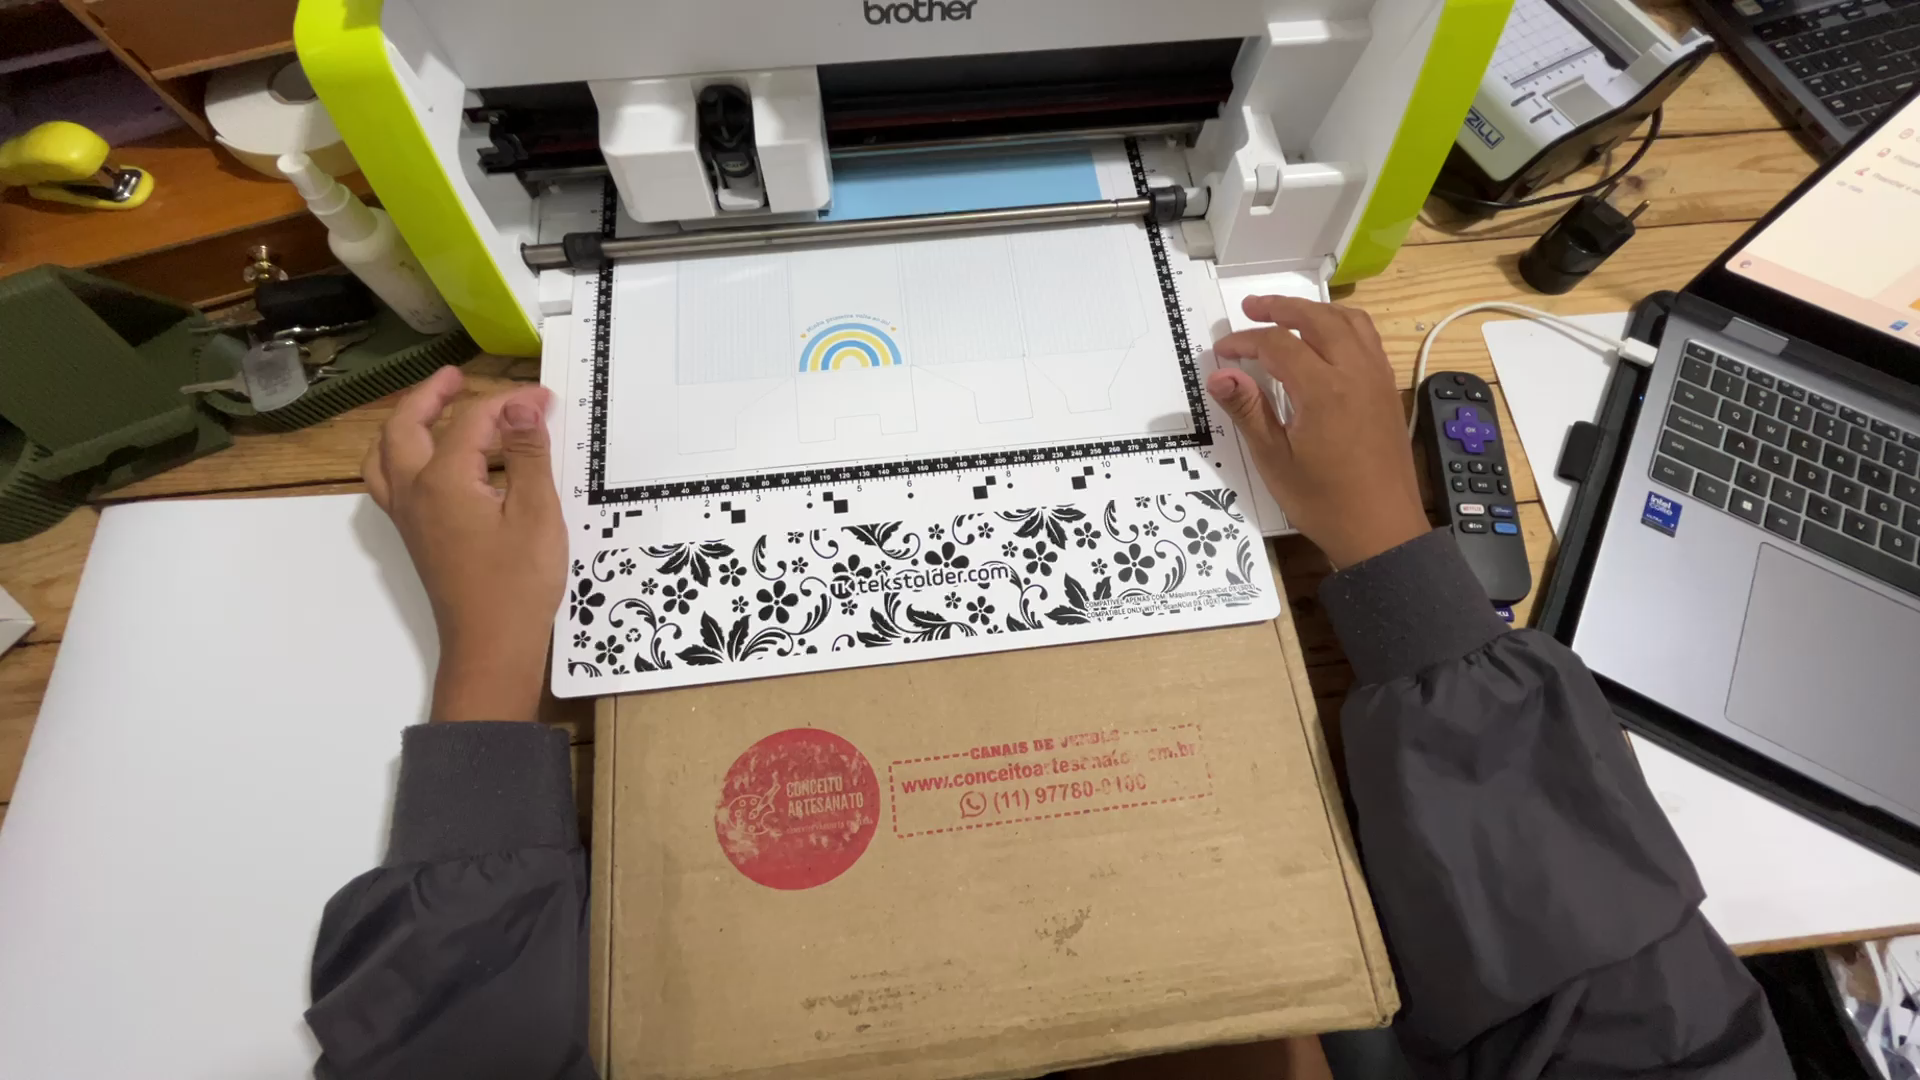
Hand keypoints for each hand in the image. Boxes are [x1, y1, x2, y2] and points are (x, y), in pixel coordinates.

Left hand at [362, 367, 566, 723]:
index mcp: (445, 480)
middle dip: (430, 396)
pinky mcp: (416, 534)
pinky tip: (430, 463)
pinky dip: (401, 455)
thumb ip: (528, 455)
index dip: (510, 403)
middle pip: (406, 428)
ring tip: (431, 410)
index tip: (546, 396)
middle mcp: (414, 491)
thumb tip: (522, 406)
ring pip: (386, 454)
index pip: (473, 422)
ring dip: (405, 423)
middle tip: (455, 377)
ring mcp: (409, 515)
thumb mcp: (537, 513)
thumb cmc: (520, 579)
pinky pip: (390, 480)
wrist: (491, 639)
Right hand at [1207, 296, 1428, 567]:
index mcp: (1323, 390)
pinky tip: (1324, 339)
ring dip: (1314, 311)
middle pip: (1317, 320)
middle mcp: (1355, 373)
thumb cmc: (1321, 500)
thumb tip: (1219, 375)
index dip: (1245, 342)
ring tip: (1286, 314)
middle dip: (1280, 308)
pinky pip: (1367, 339)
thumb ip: (1248, 410)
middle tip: (1250, 308)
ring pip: (1349, 322)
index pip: (1277, 346)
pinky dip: (1341, 325)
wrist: (1380, 527)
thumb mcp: (1274, 458)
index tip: (1221, 352)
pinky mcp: (1386, 389)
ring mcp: (1377, 378)